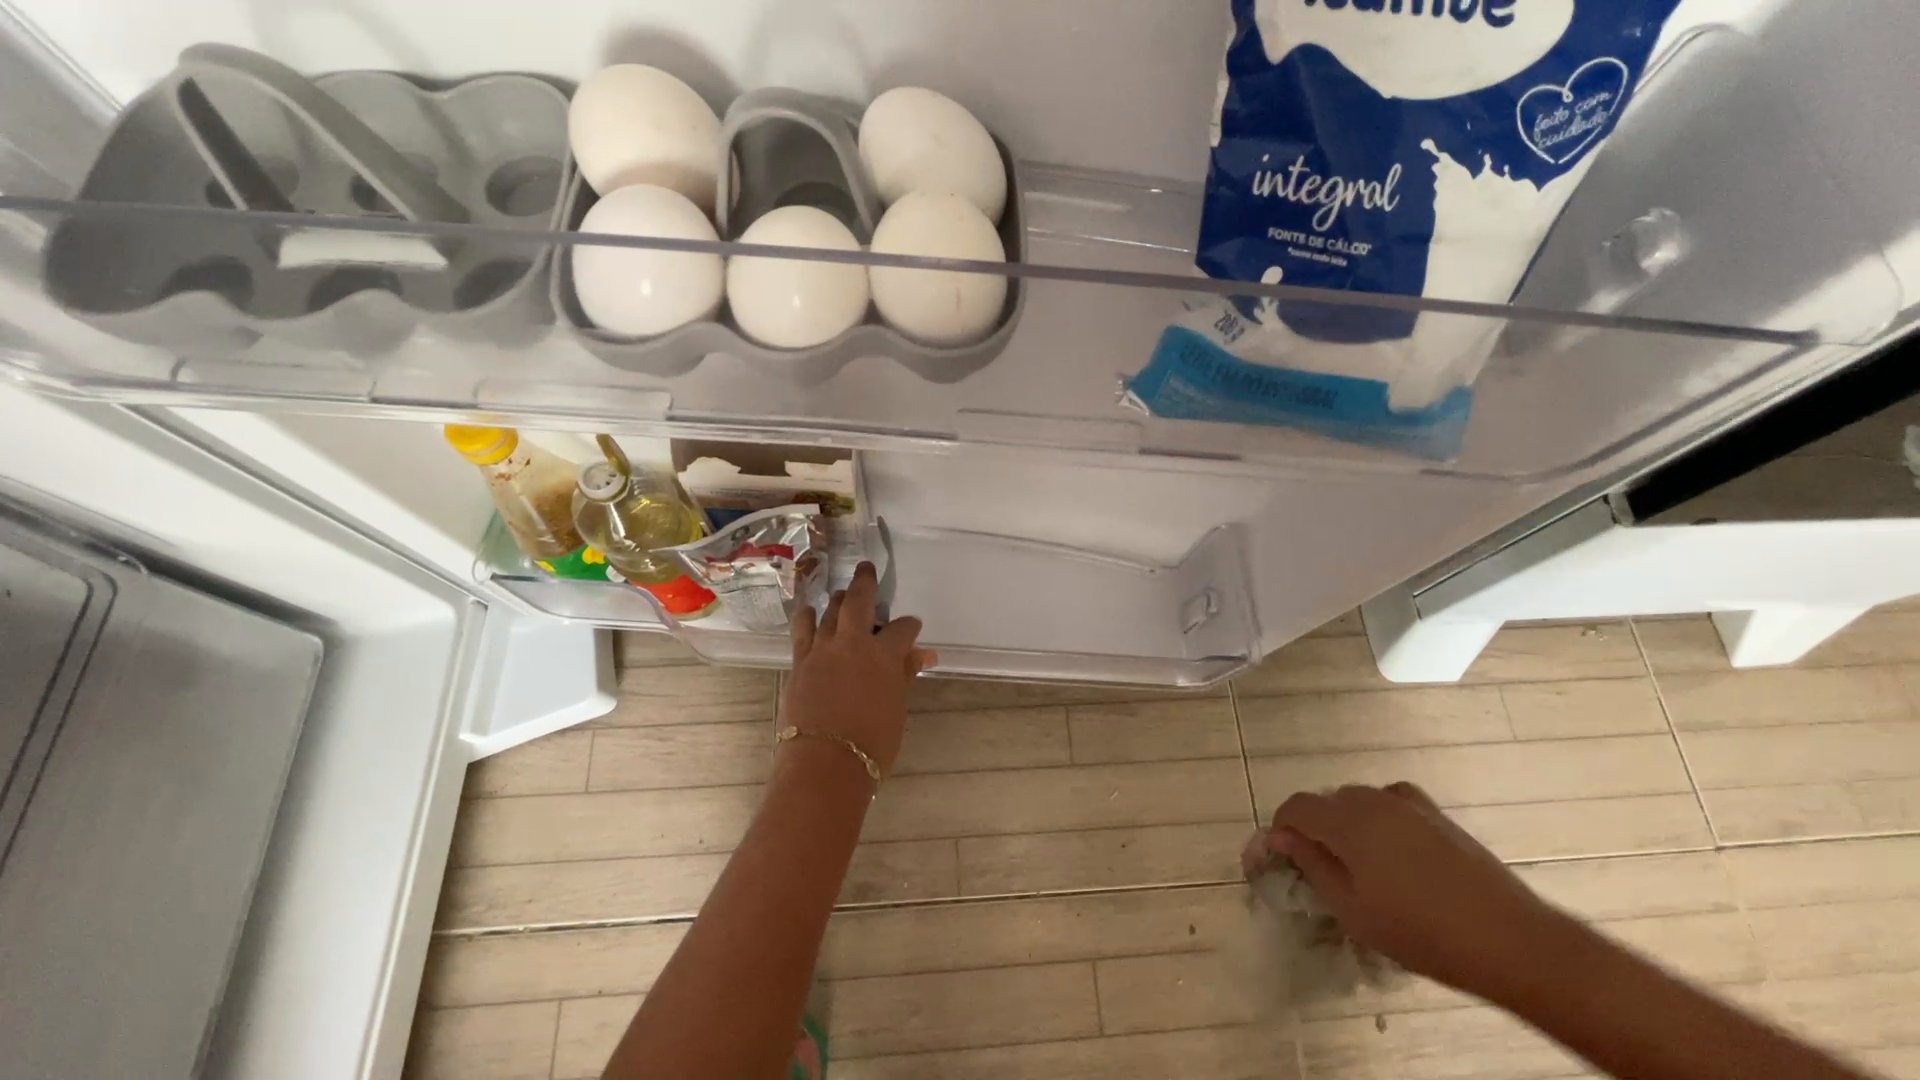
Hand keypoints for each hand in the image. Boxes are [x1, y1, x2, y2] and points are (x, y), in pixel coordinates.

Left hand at [783, 563, 935, 775]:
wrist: (826, 762)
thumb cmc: (873, 743)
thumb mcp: (897, 708)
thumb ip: (905, 675)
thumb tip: (921, 655)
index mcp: (884, 654)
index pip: (902, 629)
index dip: (909, 627)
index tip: (912, 627)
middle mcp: (852, 642)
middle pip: (858, 601)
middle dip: (865, 582)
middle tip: (866, 567)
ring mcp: (822, 649)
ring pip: (829, 612)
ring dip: (837, 599)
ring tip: (841, 592)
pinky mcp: (799, 662)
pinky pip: (802, 630)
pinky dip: (807, 617)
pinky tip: (809, 610)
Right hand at [1264, 783, 1564, 998]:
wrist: (1507, 939)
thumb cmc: (1420, 931)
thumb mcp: (1351, 908)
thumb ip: (1311, 865)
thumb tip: (1283, 838)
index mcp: (1347, 821)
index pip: (1296, 807)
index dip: (1280, 828)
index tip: (1280, 858)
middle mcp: (1375, 801)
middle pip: (1327, 801)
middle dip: (1313, 828)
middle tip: (1319, 869)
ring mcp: (1411, 805)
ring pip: (1359, 802)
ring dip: (1346, 824)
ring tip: (1357, 867)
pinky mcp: (1438, 816)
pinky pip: (1391, 805)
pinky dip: (1378, 820)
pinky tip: (1392, 854)